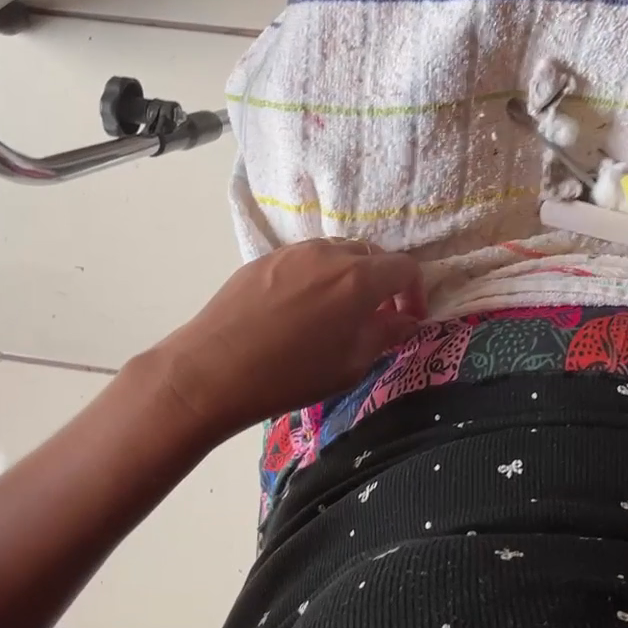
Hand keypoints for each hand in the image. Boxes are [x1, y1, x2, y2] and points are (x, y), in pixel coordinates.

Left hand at [143, 240, 427, 441]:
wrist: (212, 371)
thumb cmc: (290, 375)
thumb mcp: (350, 365)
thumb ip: (385, 335)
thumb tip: (405, 321)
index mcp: (358, 279)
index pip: (405, 268)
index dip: (415, 293)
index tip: (408, 319)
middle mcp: (329, 254)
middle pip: (372, 255)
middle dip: (383, 283)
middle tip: (375, 318)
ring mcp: (293, 252)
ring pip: (337, 253)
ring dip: (349, 277)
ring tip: (336, 313)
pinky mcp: (264, 259)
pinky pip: (305, 260)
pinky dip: (317, 277)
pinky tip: (300, 310)